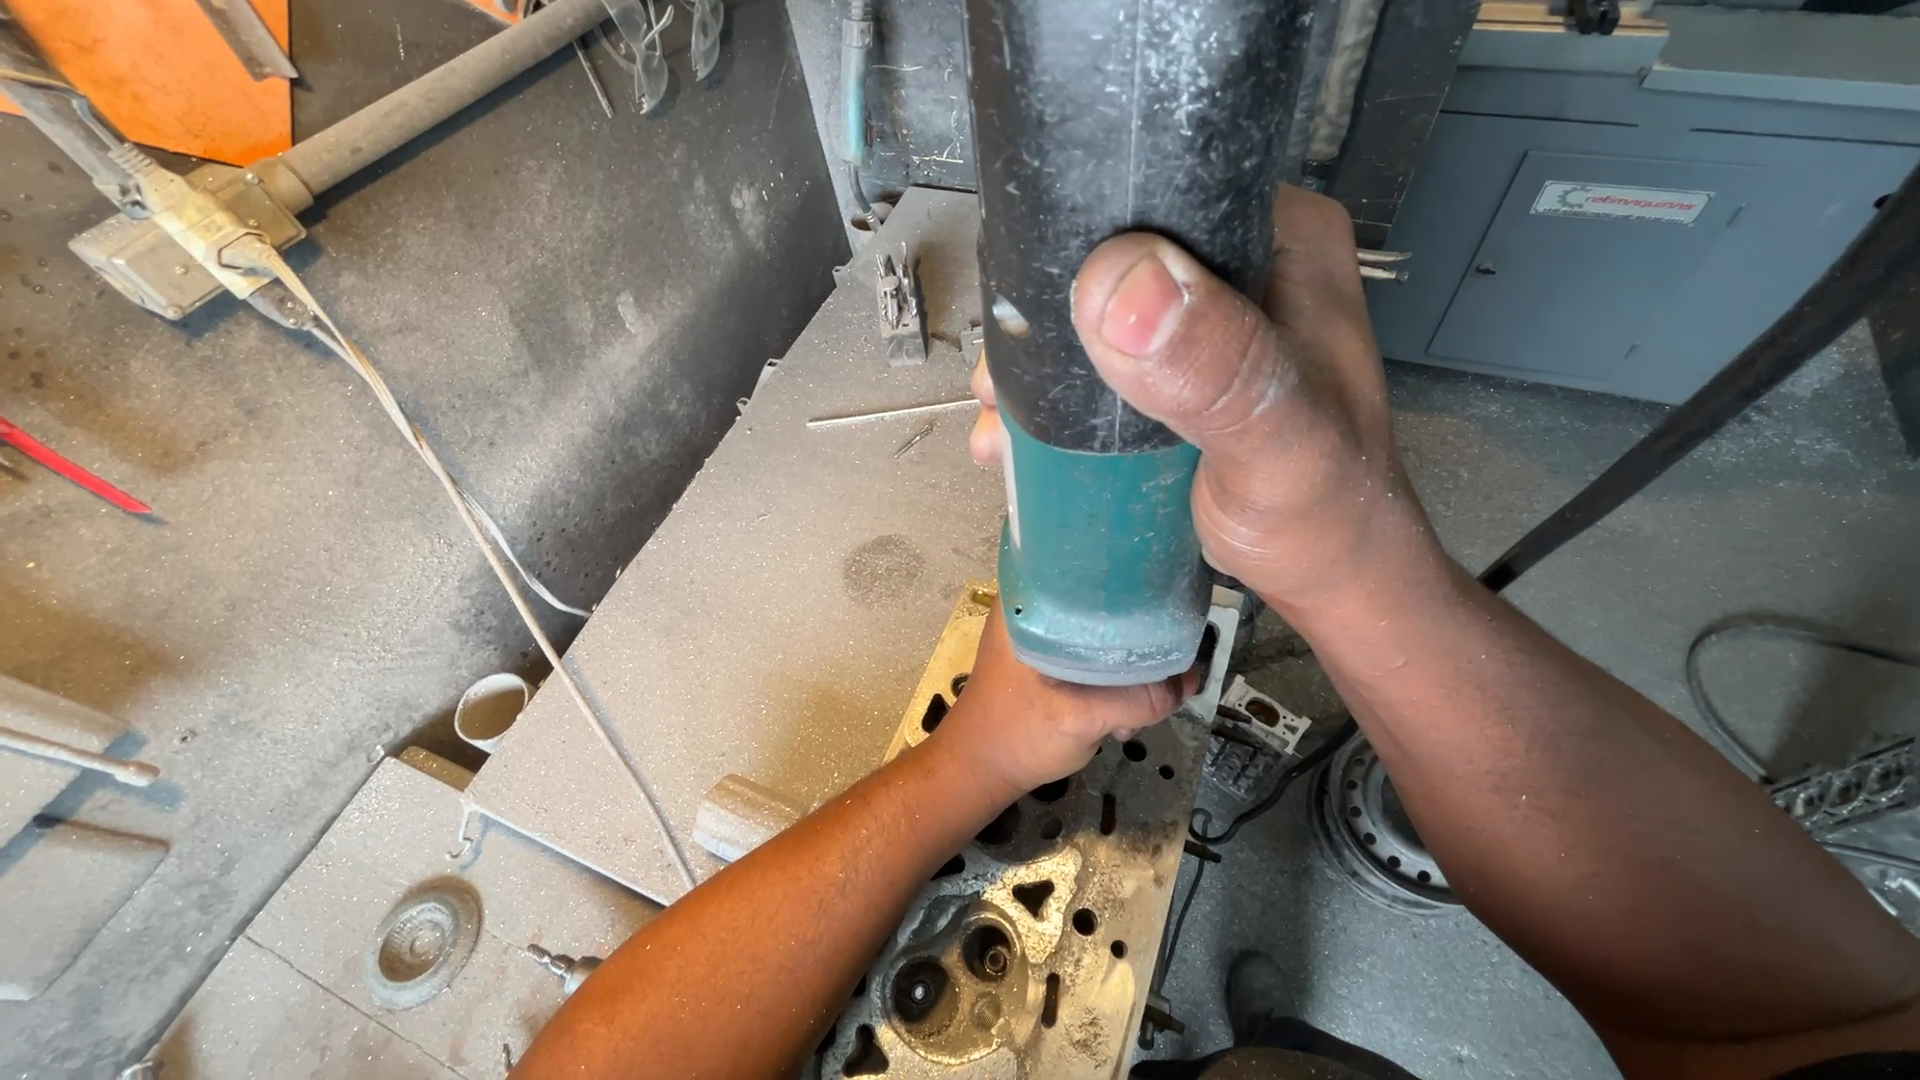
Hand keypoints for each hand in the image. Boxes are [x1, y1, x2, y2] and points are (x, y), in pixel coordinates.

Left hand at [932, 601, 1193, 803]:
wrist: (983, 770)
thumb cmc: (1016, 735)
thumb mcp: (1079, 718)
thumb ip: (1136, 699)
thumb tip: (1189, 681)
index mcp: (1031, 597)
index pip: (1093, 564)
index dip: (1136, 578)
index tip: (1174, 598)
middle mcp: (1040, 602)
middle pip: (1110, 600)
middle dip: (1144, 637)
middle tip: (1166, 673)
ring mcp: (1050, 630)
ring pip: (1111, 632)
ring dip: (1135, 667)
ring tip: (1143, 705)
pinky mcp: (1059, 656)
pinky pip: (1103, 655)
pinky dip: (1121, 679)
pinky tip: (1126, 713)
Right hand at [971, 186, 1439, 614]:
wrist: (1327, 579)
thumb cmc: (1322, 516)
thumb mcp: (1274, 438)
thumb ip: (1213, 367)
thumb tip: (1113, 284)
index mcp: (1282, 237)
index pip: (1165, 191)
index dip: (1080, 232)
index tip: (1020, 302)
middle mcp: (1240, 265)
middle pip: (1114, 258)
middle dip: (1044, 319)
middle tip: (999, 377)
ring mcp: (1206, 322)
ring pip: (1096, 317)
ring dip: (1039, 367)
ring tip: (996, 414)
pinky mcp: (1178, 371)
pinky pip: (1101, 364)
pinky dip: (1056, 399)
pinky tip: (1017, 436)